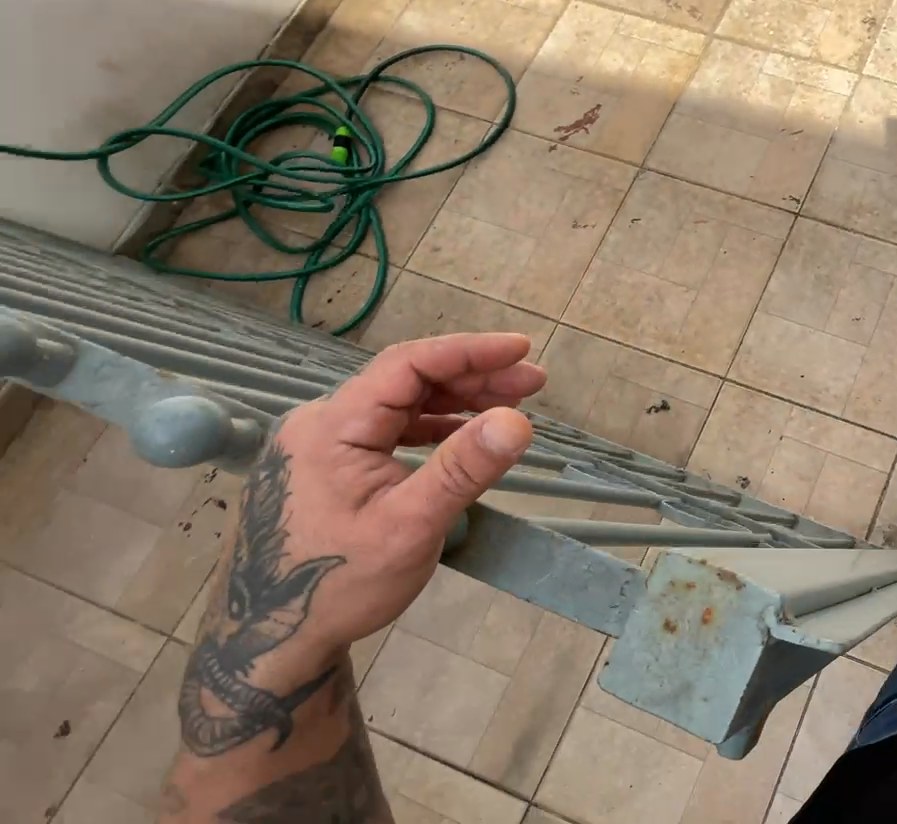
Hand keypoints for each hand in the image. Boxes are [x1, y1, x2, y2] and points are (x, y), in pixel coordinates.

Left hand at [180, 333, 544, 755]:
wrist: (266, 643)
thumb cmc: (335, 584)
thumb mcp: (409, 527)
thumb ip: (463, 469)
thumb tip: (518, 420)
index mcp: (332, 428)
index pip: (407, 365)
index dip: (469, 351)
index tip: (522, 349)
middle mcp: (322, 424)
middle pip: (409, 379)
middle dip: (476, 375)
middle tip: (535, 382)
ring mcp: (324, 443)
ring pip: (404, 401)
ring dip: (462, 397)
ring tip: (515, 401)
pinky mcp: (332, 464)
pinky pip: (394, 427)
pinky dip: (440, 422)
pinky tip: (471, 431)